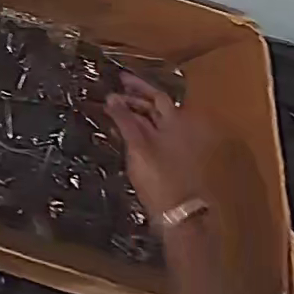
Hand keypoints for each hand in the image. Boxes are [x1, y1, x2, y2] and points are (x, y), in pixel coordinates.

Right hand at [105, 73, 211, 226]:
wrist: (180, 216)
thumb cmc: (159, 177)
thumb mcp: (138, 146)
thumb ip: (124, 120)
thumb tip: (112, 97)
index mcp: (176, 120)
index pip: (156, 94)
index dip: (137, 86)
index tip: (120, 78)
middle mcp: (181, 129)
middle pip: (158, 107)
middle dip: (137, 98)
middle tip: (115, 93)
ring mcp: (179, 146)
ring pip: (157, 123)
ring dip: (138, 115)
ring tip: (117, 111)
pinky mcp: (174, 161)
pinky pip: (156, 137)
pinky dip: (142, 130)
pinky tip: (128, 134)